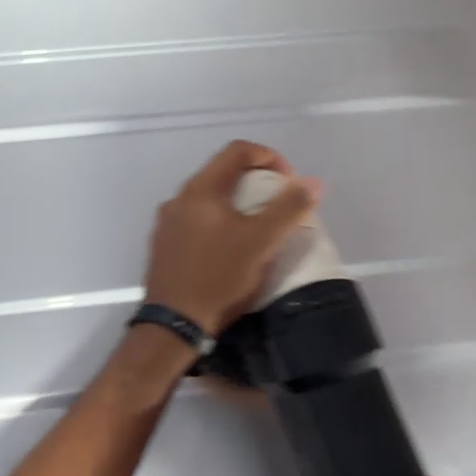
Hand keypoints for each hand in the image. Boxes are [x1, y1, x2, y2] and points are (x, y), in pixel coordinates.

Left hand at [144, 141, 322, 332]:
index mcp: (200, 189)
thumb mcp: (262, 242)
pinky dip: (217, 225)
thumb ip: (289, 209)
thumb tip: (312, 183)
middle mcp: (178, 199)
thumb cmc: (220, 277)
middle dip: (254, 182)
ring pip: (207, 201)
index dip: (269, 157)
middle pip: (221, 174)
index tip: (289, 182)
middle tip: (277, 205)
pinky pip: (195, 224)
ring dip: (236, 206)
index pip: (237, 150)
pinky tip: (229, 251)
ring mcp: (166, 224)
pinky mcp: (163, 248)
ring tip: (257, 230)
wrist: (175, 324)